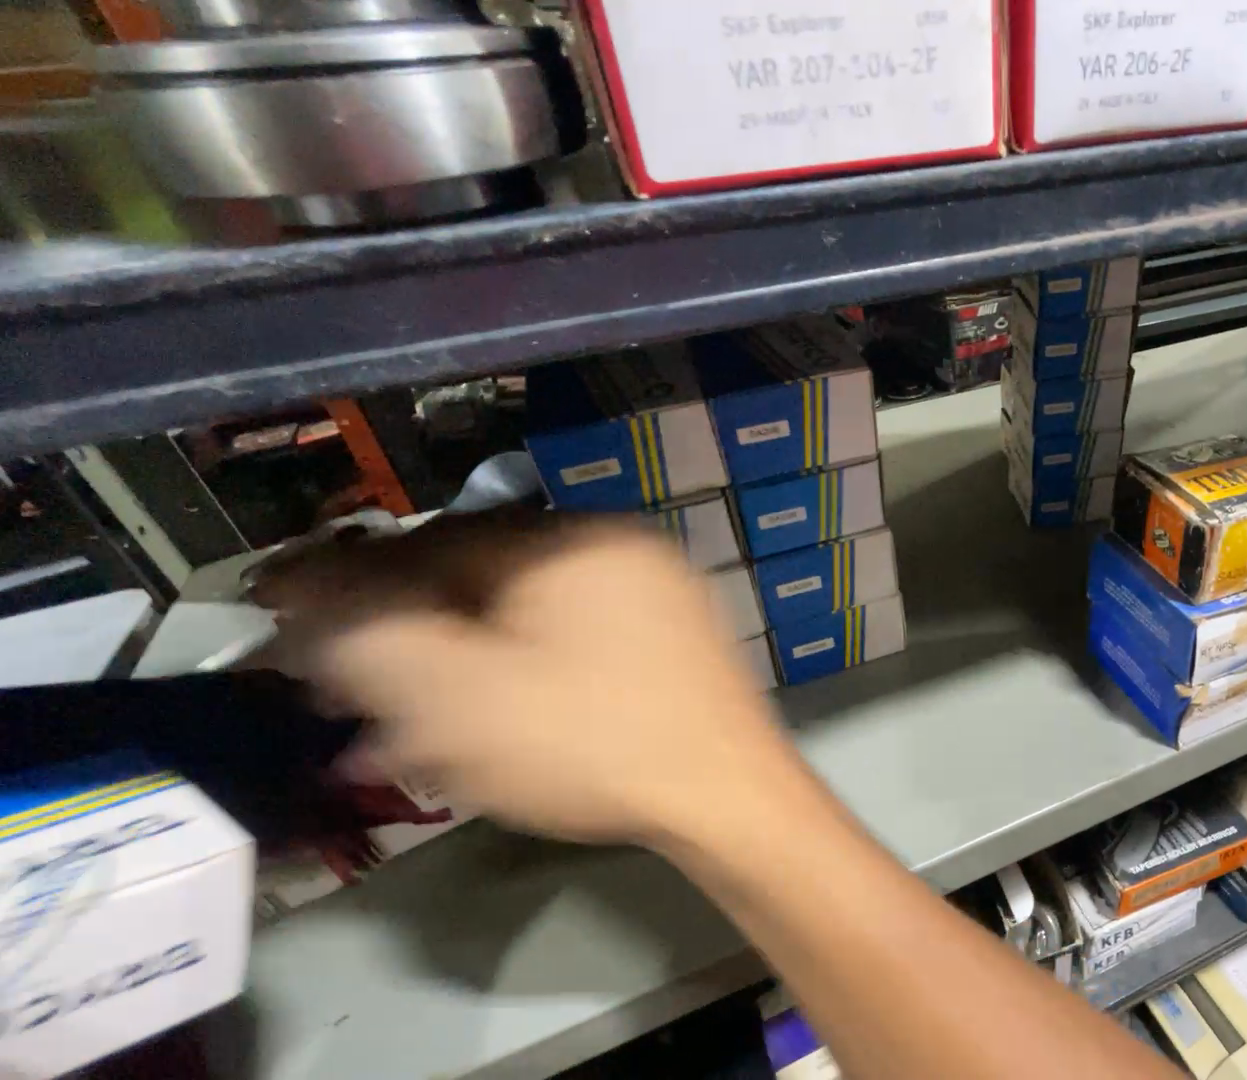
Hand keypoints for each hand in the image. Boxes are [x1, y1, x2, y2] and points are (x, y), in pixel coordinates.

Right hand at [257, 513, 817, 852]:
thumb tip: (316, 590)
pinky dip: (520, 679)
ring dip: (458, 666)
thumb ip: (373, 634)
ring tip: (402, 725)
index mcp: (573, 542)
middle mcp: (621, 553)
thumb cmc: (592, 743)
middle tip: (348, 684)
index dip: (359, 580)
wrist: (728, 797)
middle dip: (409, 634)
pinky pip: (574, 648)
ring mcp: (656, 599)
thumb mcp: (459, 693)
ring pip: (528, 622)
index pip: (438, 541)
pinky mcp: (671, 647)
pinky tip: (485, 730)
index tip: (298, 616)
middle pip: (483, 581)